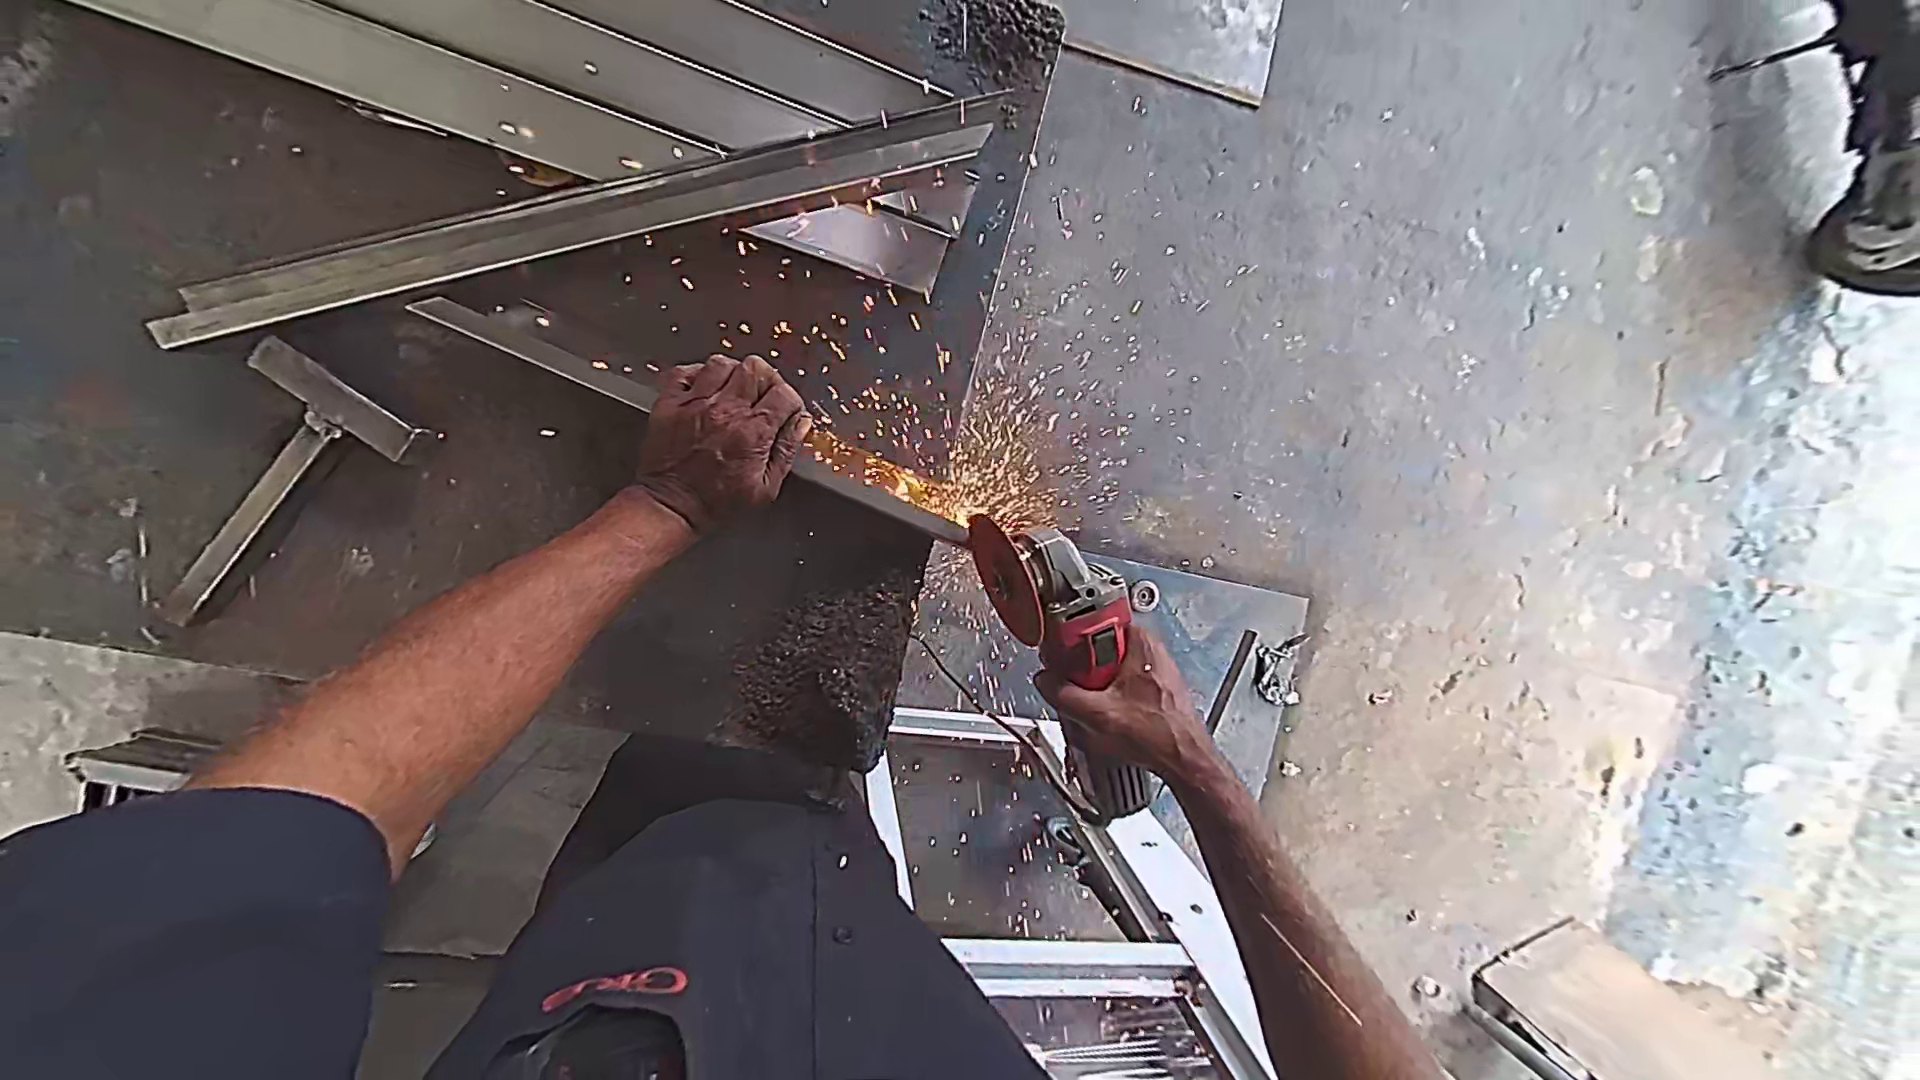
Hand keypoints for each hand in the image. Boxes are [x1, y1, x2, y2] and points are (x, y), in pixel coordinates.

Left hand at [633, 354, 811, 531]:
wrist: (672, 507)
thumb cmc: (718, 502)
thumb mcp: (766, 487)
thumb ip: (786, 451)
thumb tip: (801, 424)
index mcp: (753, 432)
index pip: (784, 394)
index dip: (791, 401)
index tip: (787, 412)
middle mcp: (725, 411)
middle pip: (755, 368)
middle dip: (767, 379)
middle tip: (764, 396)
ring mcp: (695, 404)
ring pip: (722, 363)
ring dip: (734, 374)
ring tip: (735, 391)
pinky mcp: (669, 404)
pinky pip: (684, 371)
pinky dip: (697, 374)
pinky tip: (705, 389)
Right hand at [1033, 624, 1219, 785]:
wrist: (1185, 759)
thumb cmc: (1159, 735)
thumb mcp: (1098, 714)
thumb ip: (1063, 694)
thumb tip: (1045, 682)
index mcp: (1140, 641)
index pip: (1095, 621)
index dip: (1072, 638)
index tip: (1061, 653)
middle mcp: (1150, 647)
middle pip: (1100, 644)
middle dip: (1082, 664)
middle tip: (1074, 683)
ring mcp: (1155, 665)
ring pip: (1110, 662)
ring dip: (1096, 680)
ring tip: (1092, 700)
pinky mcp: (1155, 683)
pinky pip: (1122, 677)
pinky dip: (1111, 690)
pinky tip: (1109, 709)